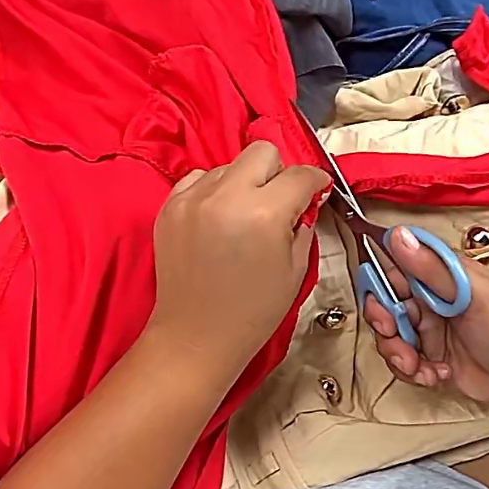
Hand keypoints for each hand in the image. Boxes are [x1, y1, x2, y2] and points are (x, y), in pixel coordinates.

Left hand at [150, 140, 328, 375]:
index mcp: (265, 214)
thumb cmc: (255, 310)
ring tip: (246, 215)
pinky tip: (221, 218)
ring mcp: (193, 199)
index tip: (319, 188)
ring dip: (246, 182)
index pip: (299, 175)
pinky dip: (216, 191)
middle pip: (262, 153)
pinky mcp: (170, 206)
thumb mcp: (296, 270)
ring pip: (230, 164)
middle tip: (282, 201)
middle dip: (279, 172)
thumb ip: (303, 227)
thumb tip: (304, 204)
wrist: (198, 335)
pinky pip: (200, 179)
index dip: (315, 180)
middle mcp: (227, 197)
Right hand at [365, 226, 488, 404]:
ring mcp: (433, 331)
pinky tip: (436, 375)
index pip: (397, 269)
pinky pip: (405, 363)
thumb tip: (399, 235)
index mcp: (443, 276)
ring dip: (398, 353)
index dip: (381, 285)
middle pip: (387, 305)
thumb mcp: (471, 293)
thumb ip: (431, 268)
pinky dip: (414, 372)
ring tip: (418, 365)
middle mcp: (434, 300)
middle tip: (394, 334)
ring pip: (393, 337)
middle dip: (384, 323)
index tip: (383, 302)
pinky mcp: (433, 359)